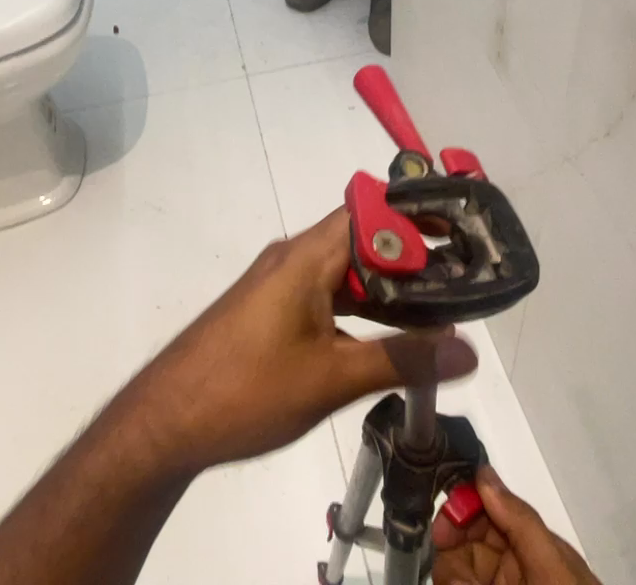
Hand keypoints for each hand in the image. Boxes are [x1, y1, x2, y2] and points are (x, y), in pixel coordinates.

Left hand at [115, 208, 478, 473]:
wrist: (166, 421)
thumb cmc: (247, 390)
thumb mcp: (332, 378)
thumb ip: (402, 360)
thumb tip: (469, 349)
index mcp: (306, 257)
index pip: (370, 212)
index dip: (416, 215)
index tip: (462, 233)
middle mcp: (292, 259)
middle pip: (361, 240)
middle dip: (411, 256)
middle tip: (464, 278)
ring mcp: (278, 286)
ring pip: (344, 271)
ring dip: (386, 287)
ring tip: (440, 311)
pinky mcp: (270, 311)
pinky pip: (325, 294)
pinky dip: (359, 308)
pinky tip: (387, 339)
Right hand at [431, 467, 601, 584]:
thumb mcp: (553, 571)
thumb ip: (520, 522)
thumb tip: (484, 472)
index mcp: (532, 549)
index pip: (484, 512)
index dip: (460, 513)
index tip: (443, 531)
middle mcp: (511, 571)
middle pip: (460, 546)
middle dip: (451, 559)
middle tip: (459, 583)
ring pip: (454, 573)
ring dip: (453, 580)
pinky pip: (457, 584)